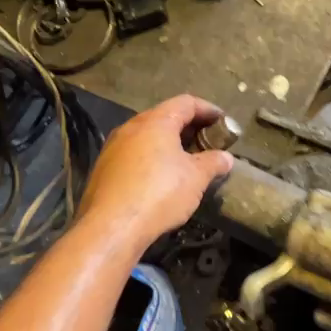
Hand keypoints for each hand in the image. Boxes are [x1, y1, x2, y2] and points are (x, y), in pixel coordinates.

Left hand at [77, 95, 233, 253]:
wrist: (110, 228)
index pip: (186, 102)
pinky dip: (152, 158)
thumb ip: (214, 162)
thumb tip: (226, 158)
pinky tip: (162, 178)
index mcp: (155, 122)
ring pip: (147, 137)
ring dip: (170, 144)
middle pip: (165, 117)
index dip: (208, 109)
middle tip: (208, 142)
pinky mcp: (103, 170)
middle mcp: (131, 128)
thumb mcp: (197, 177)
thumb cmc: (160, 193)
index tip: (224, 122)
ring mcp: (113, 148)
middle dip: (189, 127)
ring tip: (187, 161)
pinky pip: (134, 154)